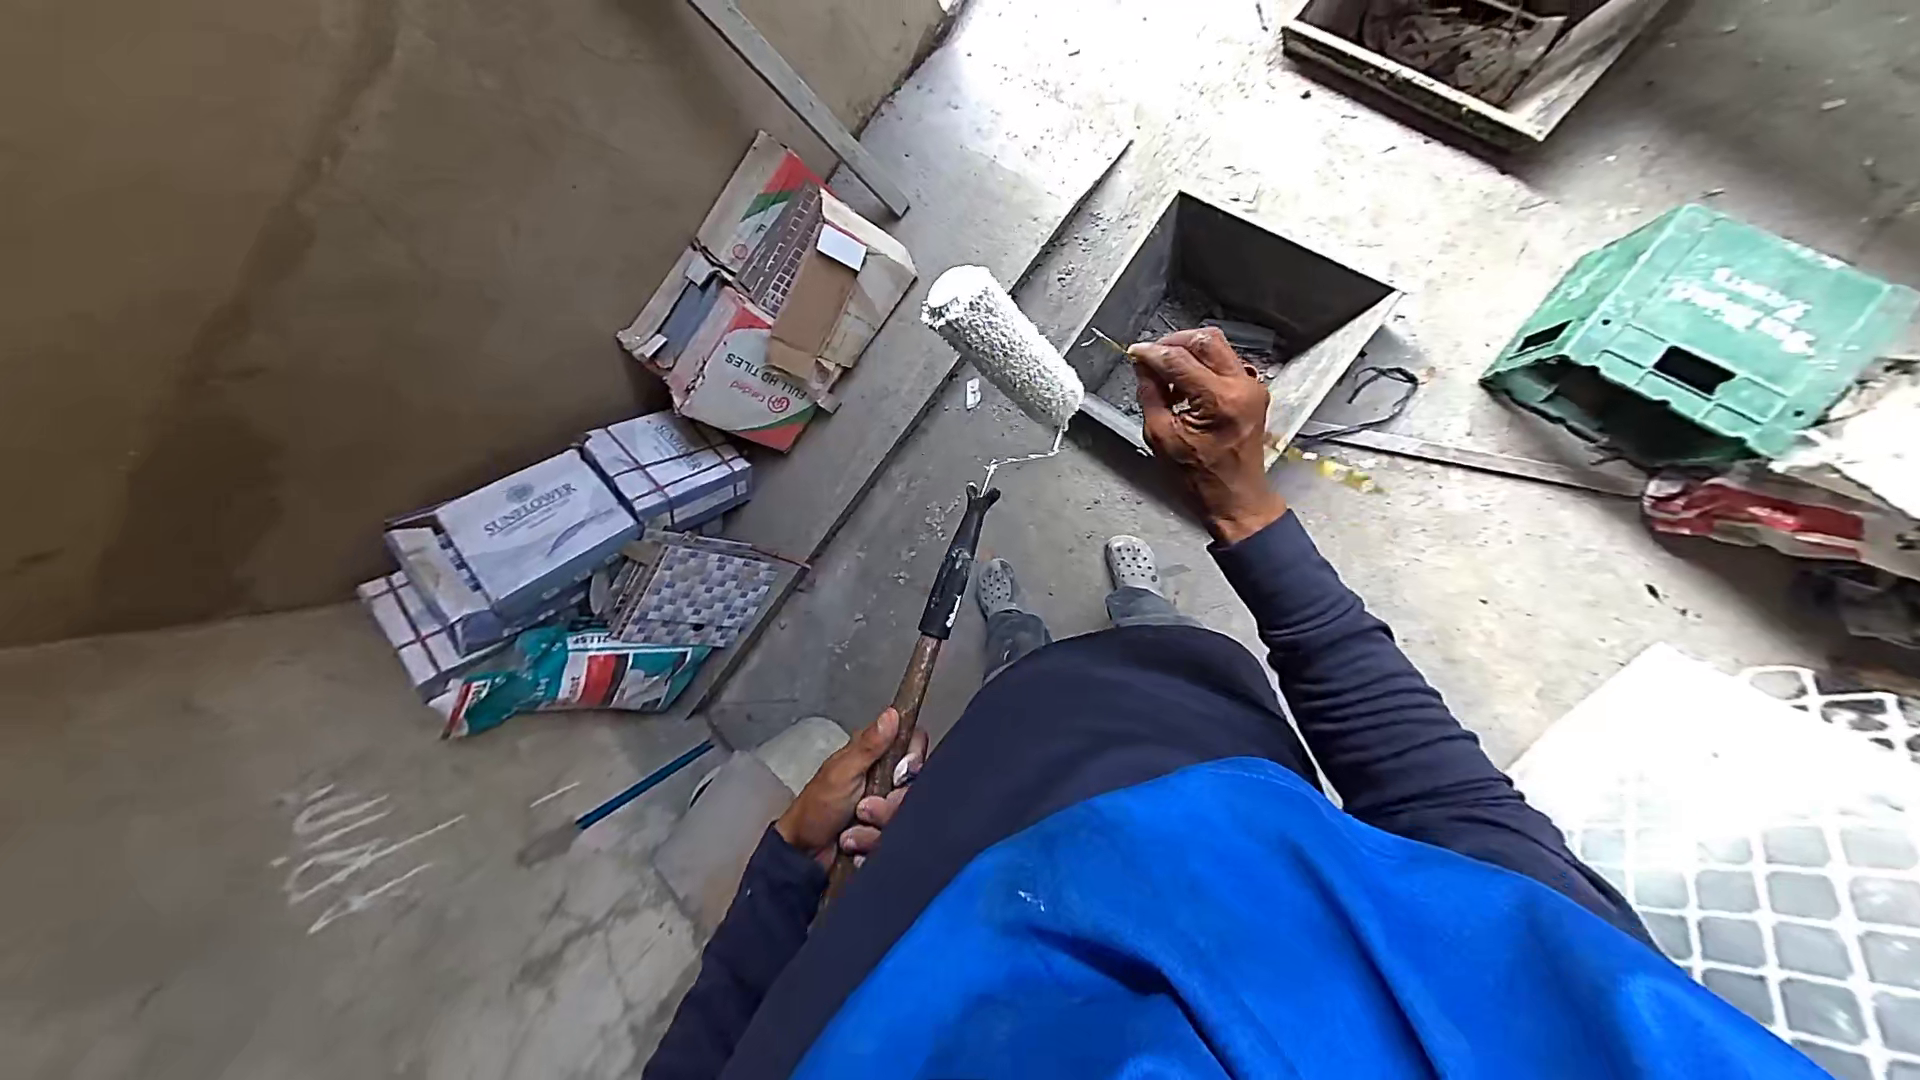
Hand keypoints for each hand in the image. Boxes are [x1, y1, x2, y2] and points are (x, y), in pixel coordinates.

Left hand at [773, 708, 927, 866]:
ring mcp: (885, 804)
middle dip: (889, 805)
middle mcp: (884, 776)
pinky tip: (855, 843)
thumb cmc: (815, 809)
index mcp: (875, 754)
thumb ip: (870, 745)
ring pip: (904, 813)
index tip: (900, 775)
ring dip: (876, 828)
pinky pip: (896, 835)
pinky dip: (873, 842)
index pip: (913, 744)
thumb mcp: (842, 773)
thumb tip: (891, 714)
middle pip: (913, 785)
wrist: (802, 855)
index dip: (913, 760)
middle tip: (863, 809)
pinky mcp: (884, 829)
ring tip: (852, 830)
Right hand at [1129, 328, 1287, 544]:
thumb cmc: (1202, 479)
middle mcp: (1242, 387)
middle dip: (1173, 343)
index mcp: (1220, 401)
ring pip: (1217, 347)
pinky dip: (1201, 366)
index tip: (1135, 353)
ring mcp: (1251, 388)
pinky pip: (1224, 364)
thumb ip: (1151, 395)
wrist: (1234, 498)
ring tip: (1165, 373)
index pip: (1179, 359)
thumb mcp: (1161, 437)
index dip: (1151, 353)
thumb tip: (1144, 368)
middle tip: (1150, 356)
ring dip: (1187, 353)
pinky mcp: (1252, 392)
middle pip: (1205, 340)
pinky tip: (1183, 384)